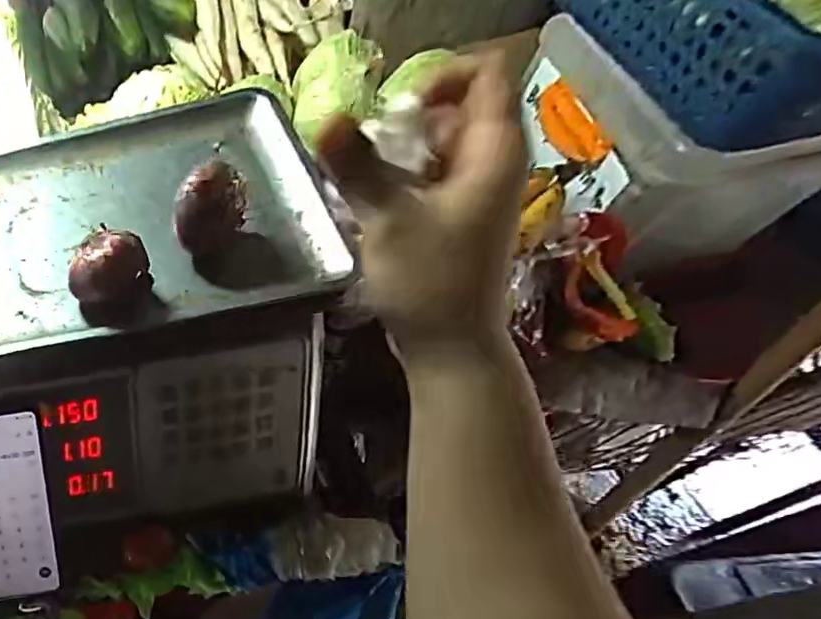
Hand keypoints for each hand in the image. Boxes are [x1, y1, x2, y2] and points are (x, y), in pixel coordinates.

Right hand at [317, 53, 527, 353]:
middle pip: (453, 111)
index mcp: (493, 149)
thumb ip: (358, 168)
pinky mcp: (458, 218)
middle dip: (404, 125)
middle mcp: (493, 161)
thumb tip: (327, 121)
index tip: (387, 116)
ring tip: (359, 186)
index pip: (482, 73)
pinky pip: (429, 181)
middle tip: (363, 157)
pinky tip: (371, 210)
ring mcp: (476, 192)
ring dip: (394, 159)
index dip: (434, 79)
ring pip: (436, 150)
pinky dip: (400, 185)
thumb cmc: (426, 281)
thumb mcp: (387, 220)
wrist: (448, 342)